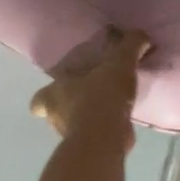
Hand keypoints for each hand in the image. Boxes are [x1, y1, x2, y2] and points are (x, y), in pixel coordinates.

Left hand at [30, 27, 150, 147]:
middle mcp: (57, 116)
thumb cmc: (101, 96)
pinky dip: (106, 126)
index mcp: (54, 94)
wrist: (105, 137)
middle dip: (75, 102)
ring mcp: (72, 134)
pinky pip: (96, 133)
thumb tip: (140, 34)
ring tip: (114, 103)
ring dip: (92, 114)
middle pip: (59, 109)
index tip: (66, 87)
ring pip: (77, 122)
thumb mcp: (119, 62)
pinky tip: (123, 118)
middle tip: (96, 91)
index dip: (50, 92)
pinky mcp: (90, 146)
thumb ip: (130, 45)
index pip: (39, 97)